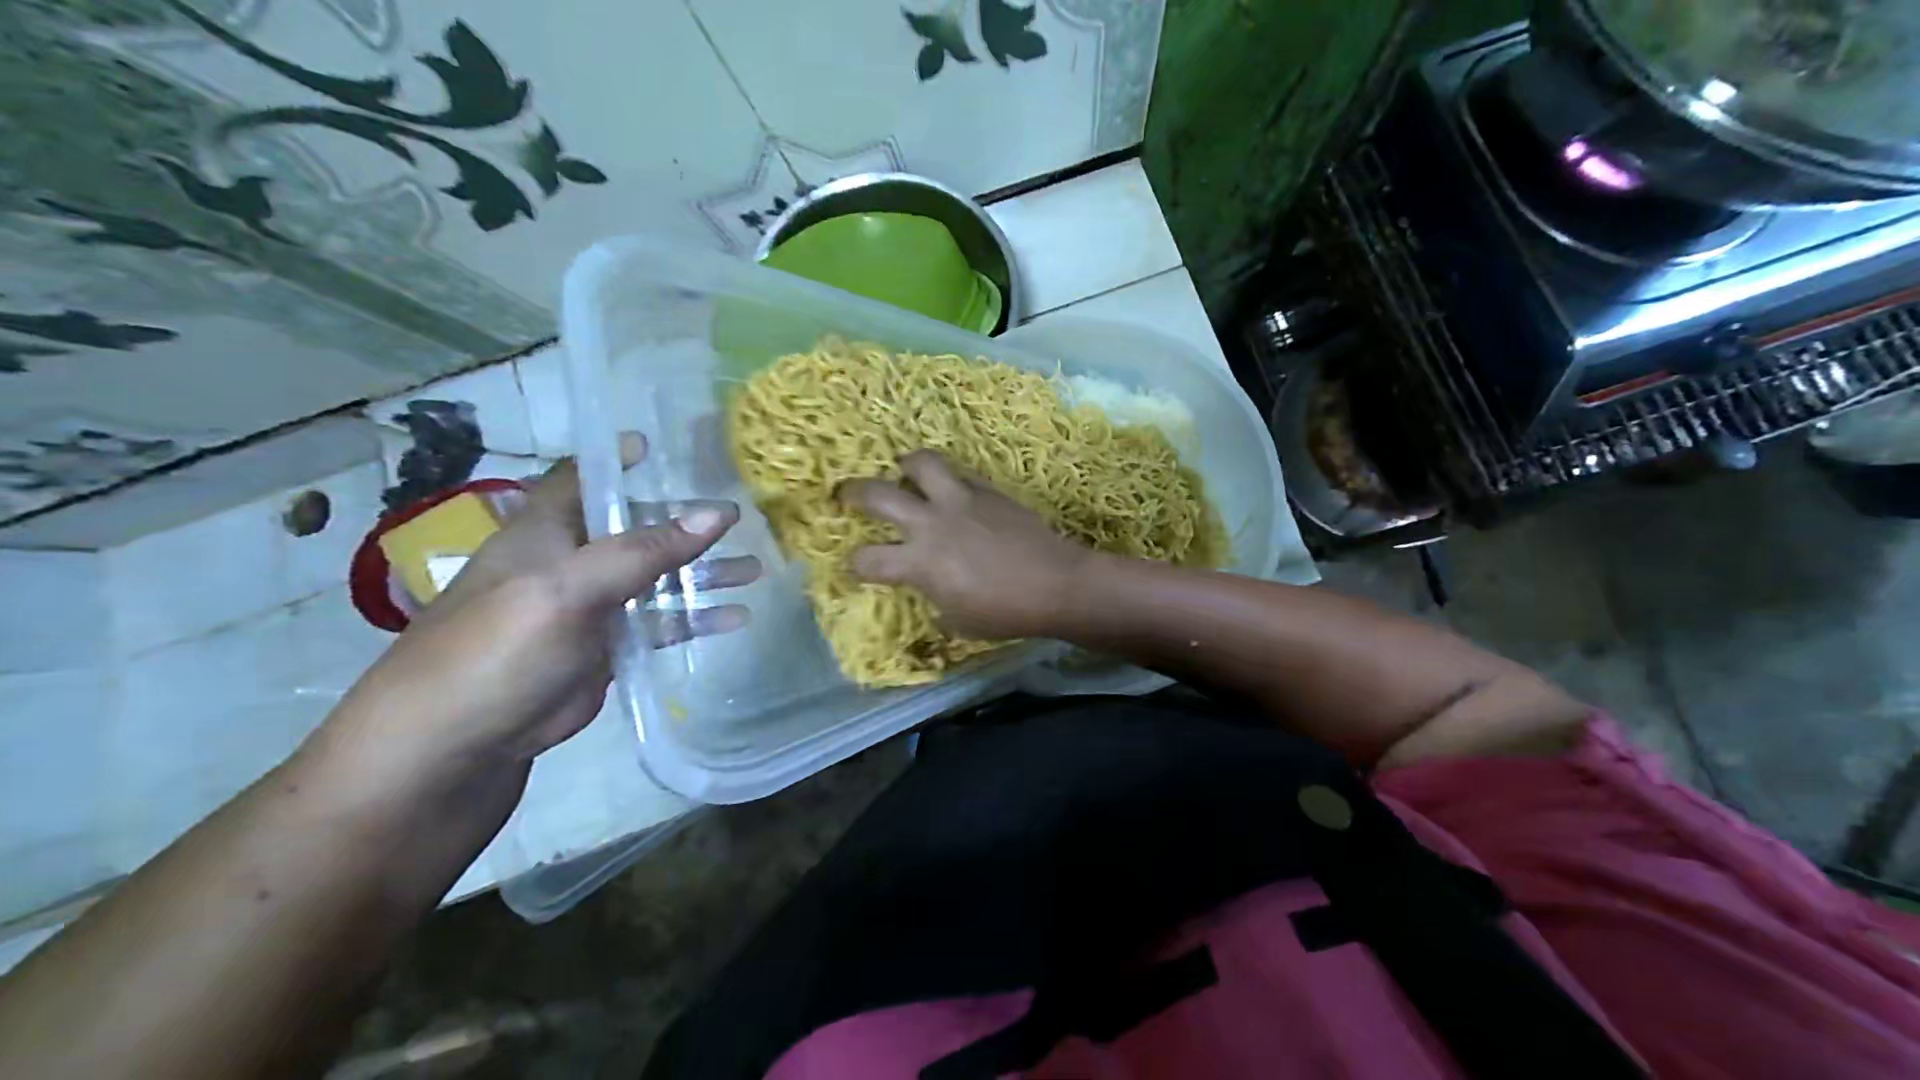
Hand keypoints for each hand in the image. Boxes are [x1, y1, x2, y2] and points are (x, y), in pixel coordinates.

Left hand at [308, 434, 759, 790]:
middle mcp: (572, 560)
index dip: (623, 458)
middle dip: (687, 522)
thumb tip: (720, 513)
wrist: (456, 744)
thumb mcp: (572, 587)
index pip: (587, 476)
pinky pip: (660, 624)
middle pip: (639, 528)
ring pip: (658, 579)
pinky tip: (736, 618)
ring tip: (755, 569)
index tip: (670, 446)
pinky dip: (696, 619)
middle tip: (743, 518)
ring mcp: (592, 607)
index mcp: (548, 529)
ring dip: (703, 573)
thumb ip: (647, 549)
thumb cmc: (500, 646)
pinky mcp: (607, 649)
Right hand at [839, 450, 1095, 639]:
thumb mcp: (958, 619)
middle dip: (853, 492)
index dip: (855, 565)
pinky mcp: (987, 489)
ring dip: (905, 465)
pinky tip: (951, 490)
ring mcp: (960, 500)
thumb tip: (929, 588)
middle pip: (877, 494)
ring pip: (921, 462)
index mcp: (919, 562)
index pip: (867, 560)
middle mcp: (931, 523)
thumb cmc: (1004, 612)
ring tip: (903, 471)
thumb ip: (933, 598)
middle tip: (846, 494)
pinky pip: (959, 473)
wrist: (1055, 583)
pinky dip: (948, 479)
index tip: (857, 566)